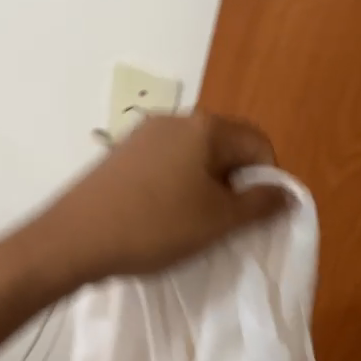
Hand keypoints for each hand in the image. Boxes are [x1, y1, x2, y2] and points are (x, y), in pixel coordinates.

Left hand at [25, 112, 286, 284]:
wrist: (73, 240)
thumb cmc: (154, 228)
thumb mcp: (217, 222)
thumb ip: (260, 205)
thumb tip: (287, 194)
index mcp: (206, 126)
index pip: (259, 144)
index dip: (265, 183)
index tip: (250, 219)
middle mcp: (174, 120)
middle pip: (224, 149)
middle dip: (231, 186)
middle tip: (219, 227)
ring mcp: (141, 136)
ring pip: (192, 160)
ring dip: (200, 191)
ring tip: (186, 228)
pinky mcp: (118, 157)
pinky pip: (162, 169)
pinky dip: (171, 192)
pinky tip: (156, 221)